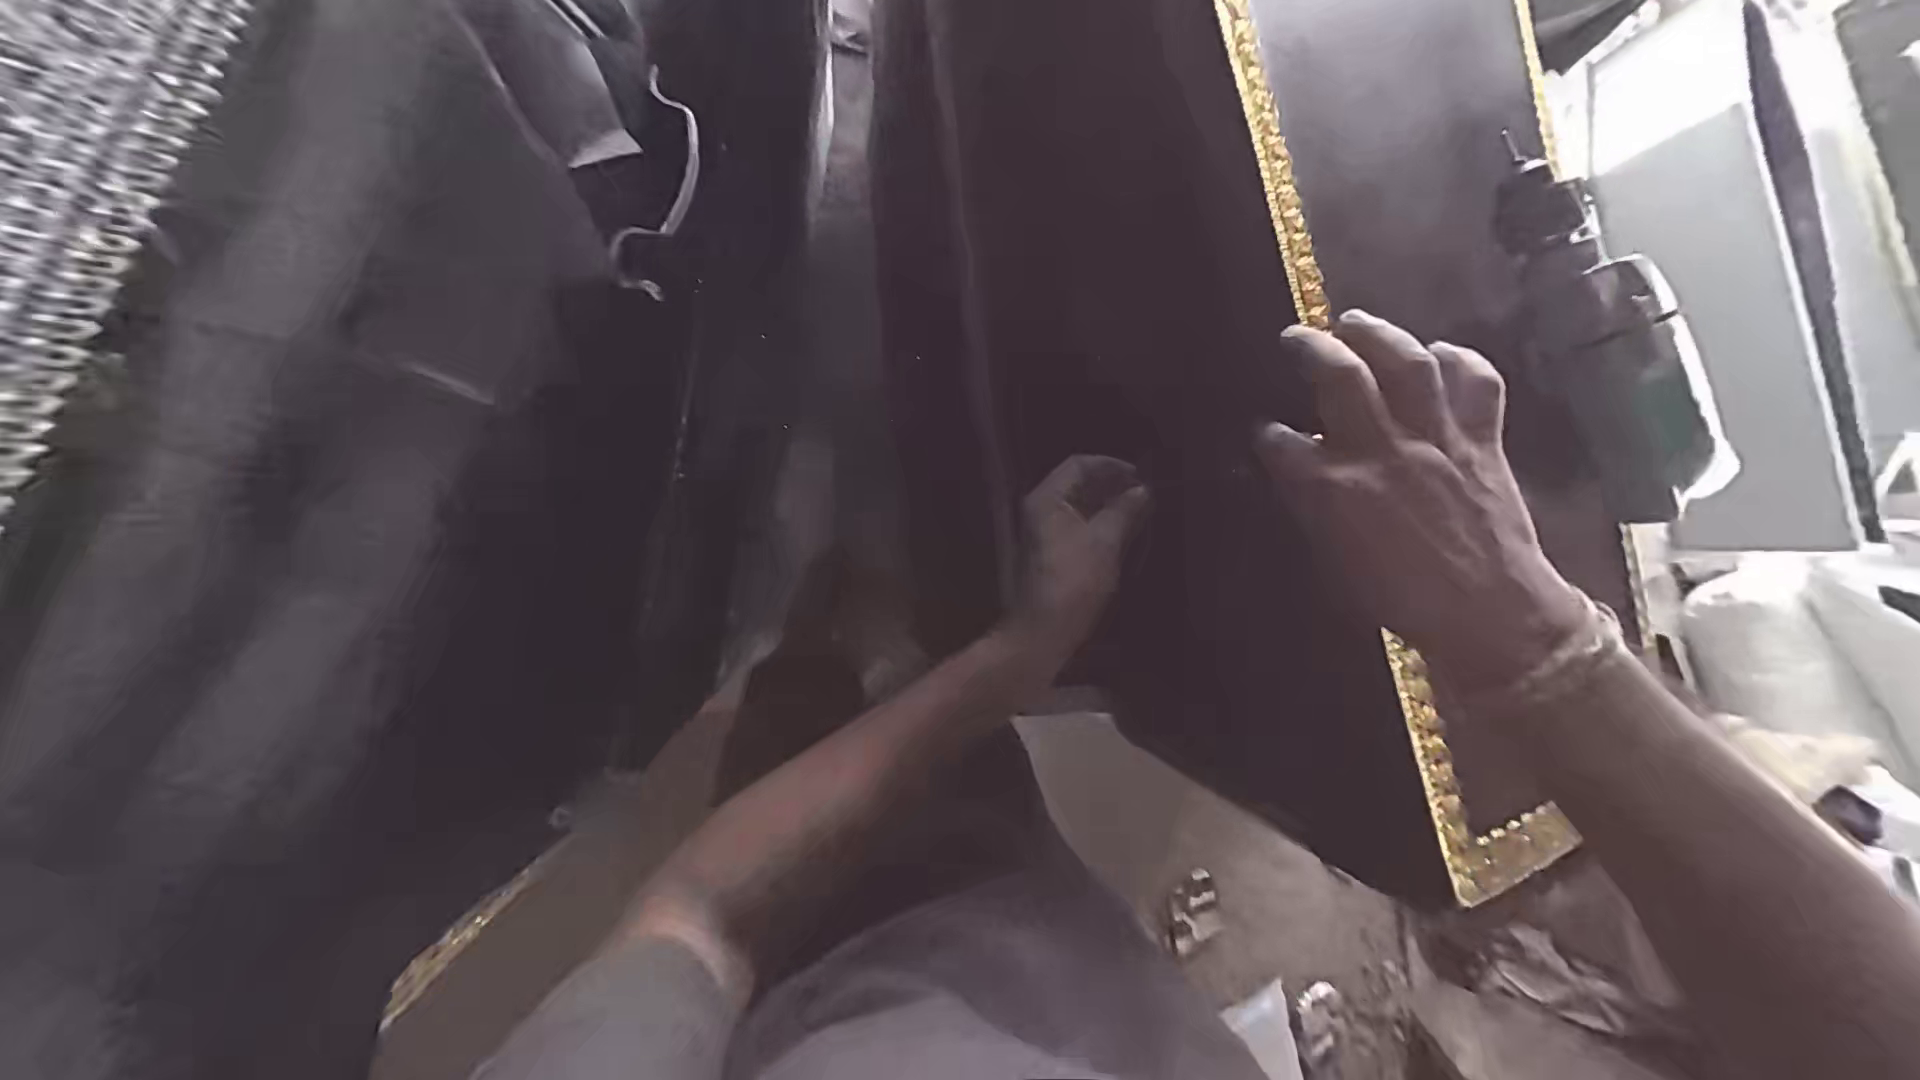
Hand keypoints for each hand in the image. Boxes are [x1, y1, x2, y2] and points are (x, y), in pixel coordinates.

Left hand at [1006, 454, 1150, 664]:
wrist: (1041, 632)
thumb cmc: (1072, 584)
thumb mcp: (1104, 544)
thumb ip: (1123, 512)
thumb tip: (1142, 491)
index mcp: (1045, 500)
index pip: (1078, 465)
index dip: (1110, 465)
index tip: (1138, 475)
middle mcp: (1039, 510)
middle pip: (1076, 483)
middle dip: (1110, 484)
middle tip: (1142, 491)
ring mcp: (1041, 531)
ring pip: (1076, 505)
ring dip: (1105, 504)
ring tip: (1138, 509)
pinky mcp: (1049, 551)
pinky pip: (1075, 524)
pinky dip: (1097, 522)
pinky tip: (1122, 530)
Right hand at [1254, 310, 1588, 693]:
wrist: (1488, 612)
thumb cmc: (1395, 594)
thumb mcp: (1331, 554)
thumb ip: (1310, 503)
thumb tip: (1295, 469)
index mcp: (1332, 488)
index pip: (1281, 442)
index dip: (1266, 433)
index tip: (1263, 431)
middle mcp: (1380, 451)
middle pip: (1340, 376)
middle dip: (1312, 348)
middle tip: (1296, 336)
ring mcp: (1435, 440)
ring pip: (1408, 362)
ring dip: (1378, 333)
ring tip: (1356, 321)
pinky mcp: (1481, 441)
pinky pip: (1475, 382)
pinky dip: (1458, 359)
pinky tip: (1438, 353)